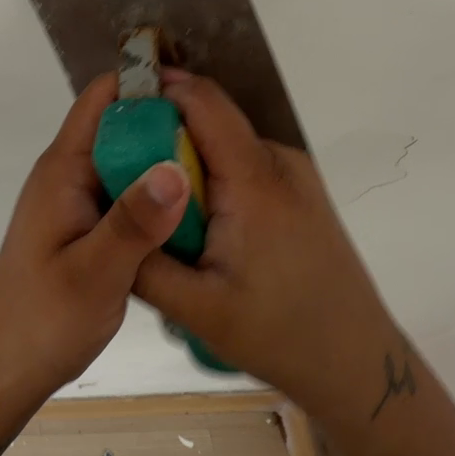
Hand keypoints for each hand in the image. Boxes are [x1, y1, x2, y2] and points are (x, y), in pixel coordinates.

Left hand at [0, 73, 192, 401]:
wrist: (9, 361)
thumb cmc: (45, 317)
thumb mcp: (96, 272)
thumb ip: (134, 222)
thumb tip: (177, 165)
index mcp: (63, 169)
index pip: (100, 100)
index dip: (143, 84)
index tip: (197, 90)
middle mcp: (68, 173)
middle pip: (119, 126)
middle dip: (165, 122)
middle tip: (225, 137)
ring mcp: (76, 199)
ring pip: (126, 159)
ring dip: (164, 157)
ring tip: (223, 167)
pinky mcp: (87, 224)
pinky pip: (125, 190)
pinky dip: (155, 190)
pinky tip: (194, 207)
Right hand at [133, 69, 399, 415]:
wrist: (357, 365)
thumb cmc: (278, 335)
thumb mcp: (195, 309)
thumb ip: (142, 260)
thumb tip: (97, 216)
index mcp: (255, 182)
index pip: (202, 101)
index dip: (156, 90)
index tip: (111, 108)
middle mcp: (278, 162)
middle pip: (208, 118)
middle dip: (159, 130)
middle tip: (117, 167)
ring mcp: (293, 174)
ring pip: (222, 141)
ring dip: (183, 158)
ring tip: (153, 205)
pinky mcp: (297, 190)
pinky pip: (239, 162)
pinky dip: (208, 177)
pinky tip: (193, 223)